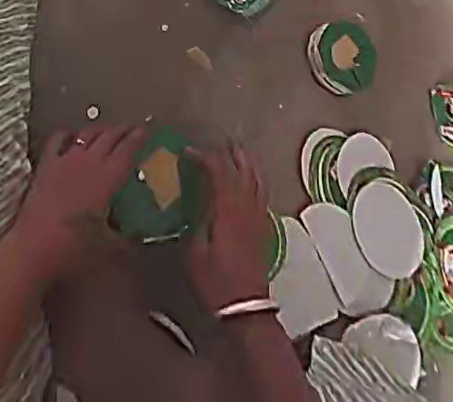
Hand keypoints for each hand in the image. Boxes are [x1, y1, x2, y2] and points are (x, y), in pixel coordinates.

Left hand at [11, 124, 140, 277]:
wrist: (33, 250)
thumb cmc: (75, 250)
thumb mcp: (109, 249)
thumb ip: (128, 242)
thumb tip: (139, 238)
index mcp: (109, 176)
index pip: (129, 147)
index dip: (140, 135)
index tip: (148, 127)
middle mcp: (90, 161)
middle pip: (111, 135)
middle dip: (124, 129)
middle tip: (133, 127)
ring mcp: (66, 160)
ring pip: (88, 134)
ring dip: (101, 129)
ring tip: (108, 131)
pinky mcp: (46, 165)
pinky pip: (59, 139)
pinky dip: (69, 134)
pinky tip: (72, 136)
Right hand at [185, 144, 272, 312]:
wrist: (245, 305)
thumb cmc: (215, 280)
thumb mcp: (194, 251)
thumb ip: (194, 220)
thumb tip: (193, 199)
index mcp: (227, 208)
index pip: (219, 169)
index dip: (204, 157)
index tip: (188, 154)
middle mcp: (246, 204)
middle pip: (240, 166)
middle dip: (225, 152)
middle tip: (209, 148)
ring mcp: (258, 211)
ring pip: (254, 174)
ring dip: (242, 159)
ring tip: (230, 151)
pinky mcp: (263, 221)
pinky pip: (261, 187)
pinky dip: (253, 174)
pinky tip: (247, 174)